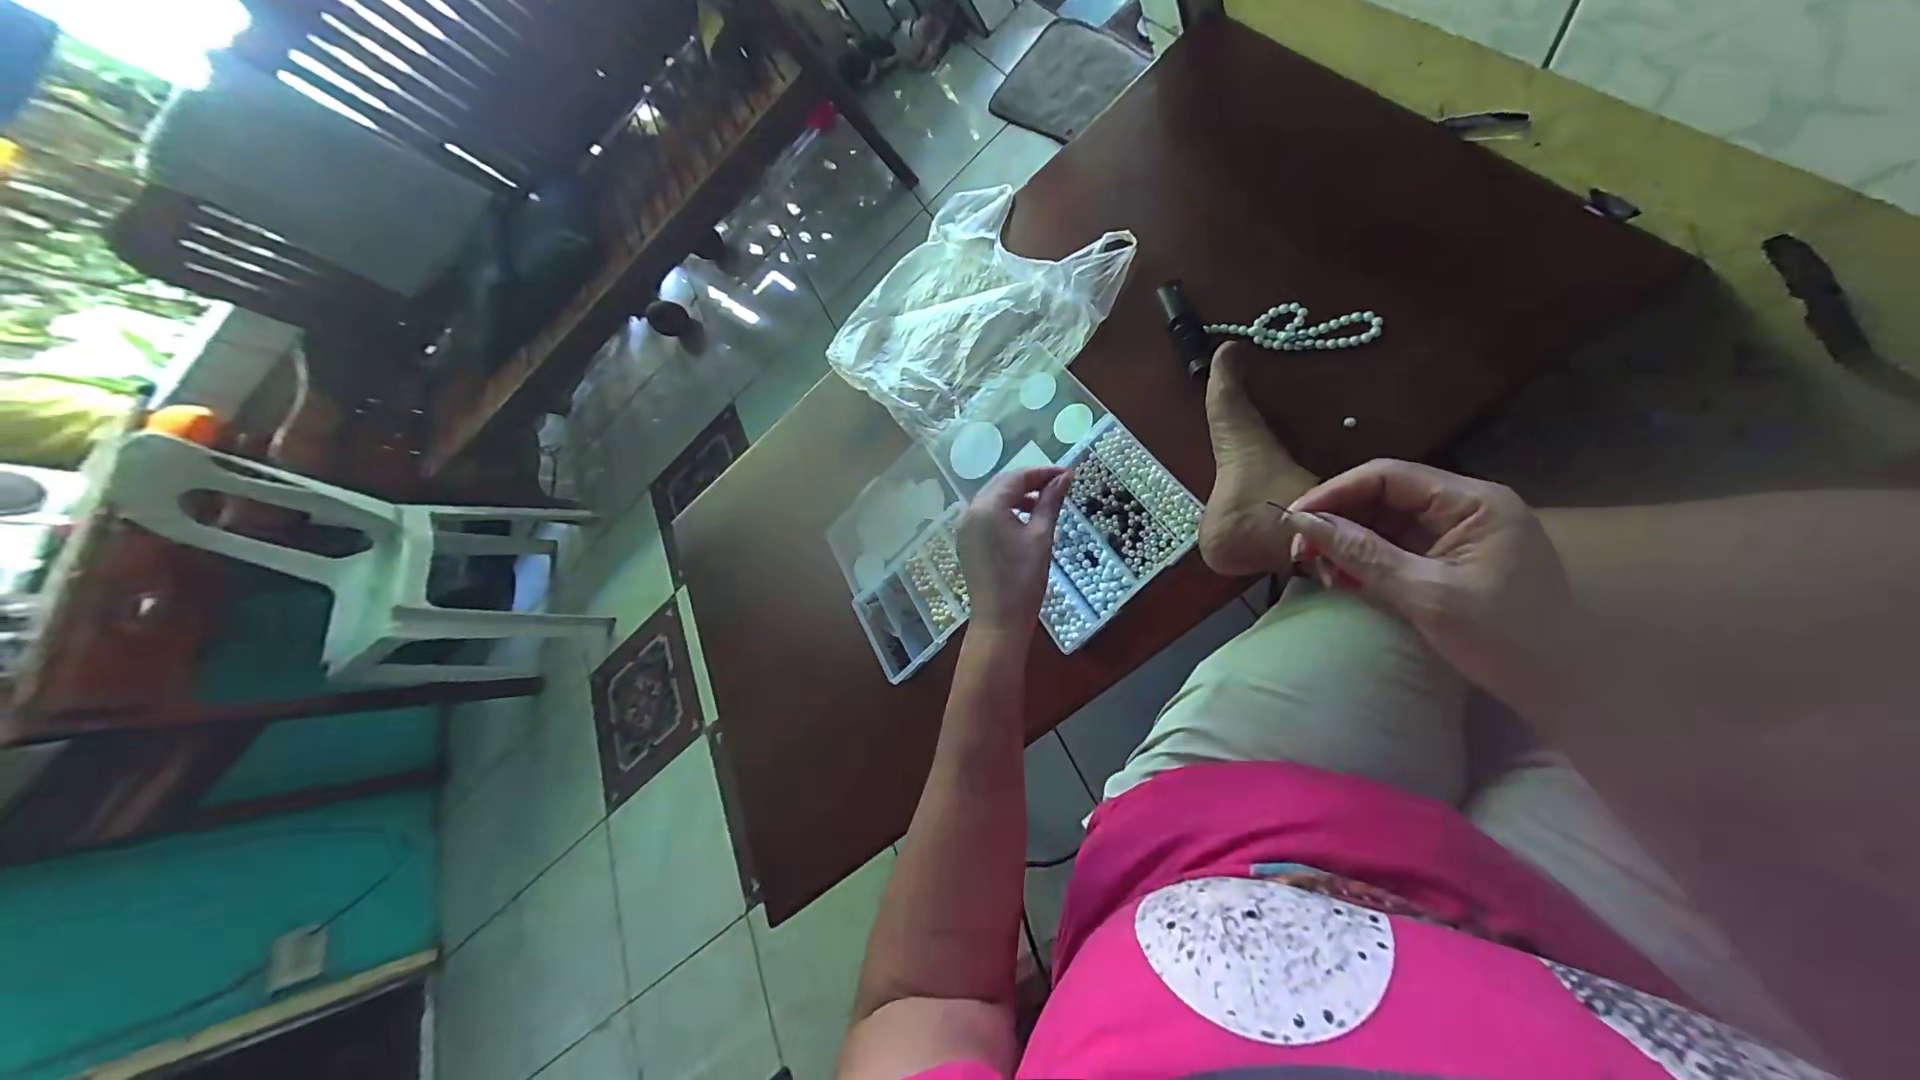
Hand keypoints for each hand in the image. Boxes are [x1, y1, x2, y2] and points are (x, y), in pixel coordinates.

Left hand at [956, 466, 1070, 635]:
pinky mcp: (967, 541)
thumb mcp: (1041, 537)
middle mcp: (970, 511)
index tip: (1067, 474)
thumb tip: (1065, 476)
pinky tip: (1024, 519)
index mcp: (987, 507)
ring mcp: (965, 527)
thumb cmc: (1024, 579)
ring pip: (993, 498)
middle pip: (1001, 484)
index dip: (1043, 472)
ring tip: (1044, 503)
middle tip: (1058, 484)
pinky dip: (1005, 510)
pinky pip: (986, 515)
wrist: (999, 620)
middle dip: (1029, 481)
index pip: (1016, 478)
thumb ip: (1050, 502)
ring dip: (1017, 495)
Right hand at [1284, 459, 1582, 705]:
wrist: (1563, 690)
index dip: (1333, 493)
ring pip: (1382, 523)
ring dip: (1344, 543)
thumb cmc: (1504, 639)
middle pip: (1381, 496)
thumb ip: (1361, 553)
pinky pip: (1392, 547)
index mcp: (1473, 502)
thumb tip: (1302, 522)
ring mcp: (1456, 535)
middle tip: (1298, 553)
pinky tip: (1341, 580)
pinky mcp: (1447, 561)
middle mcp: (1464, 508)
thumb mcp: (1425, 594)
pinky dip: (1362, 561)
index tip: (1291, 520)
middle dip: (1335, 520)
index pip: (1387, 477)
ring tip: (1317, 570)